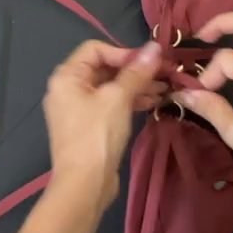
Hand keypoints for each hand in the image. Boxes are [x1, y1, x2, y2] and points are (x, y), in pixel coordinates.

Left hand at [42, 39, 164, 211]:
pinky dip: (130, 101)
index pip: (95, 49)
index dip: (124, 52)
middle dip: (135, 70)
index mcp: (67, 76)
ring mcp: (78, 108)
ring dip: (137, 86)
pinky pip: (111, 104)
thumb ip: (137, 71)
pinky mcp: (90, 126)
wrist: (84, 185)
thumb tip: (155, 47)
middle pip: (104, 68)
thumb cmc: (97, 135)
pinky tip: (154, 102)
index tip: (149, 63)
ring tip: (165, 89)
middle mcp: (68, 88)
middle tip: (165, 74)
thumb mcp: (119, 98)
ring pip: (110, 88)